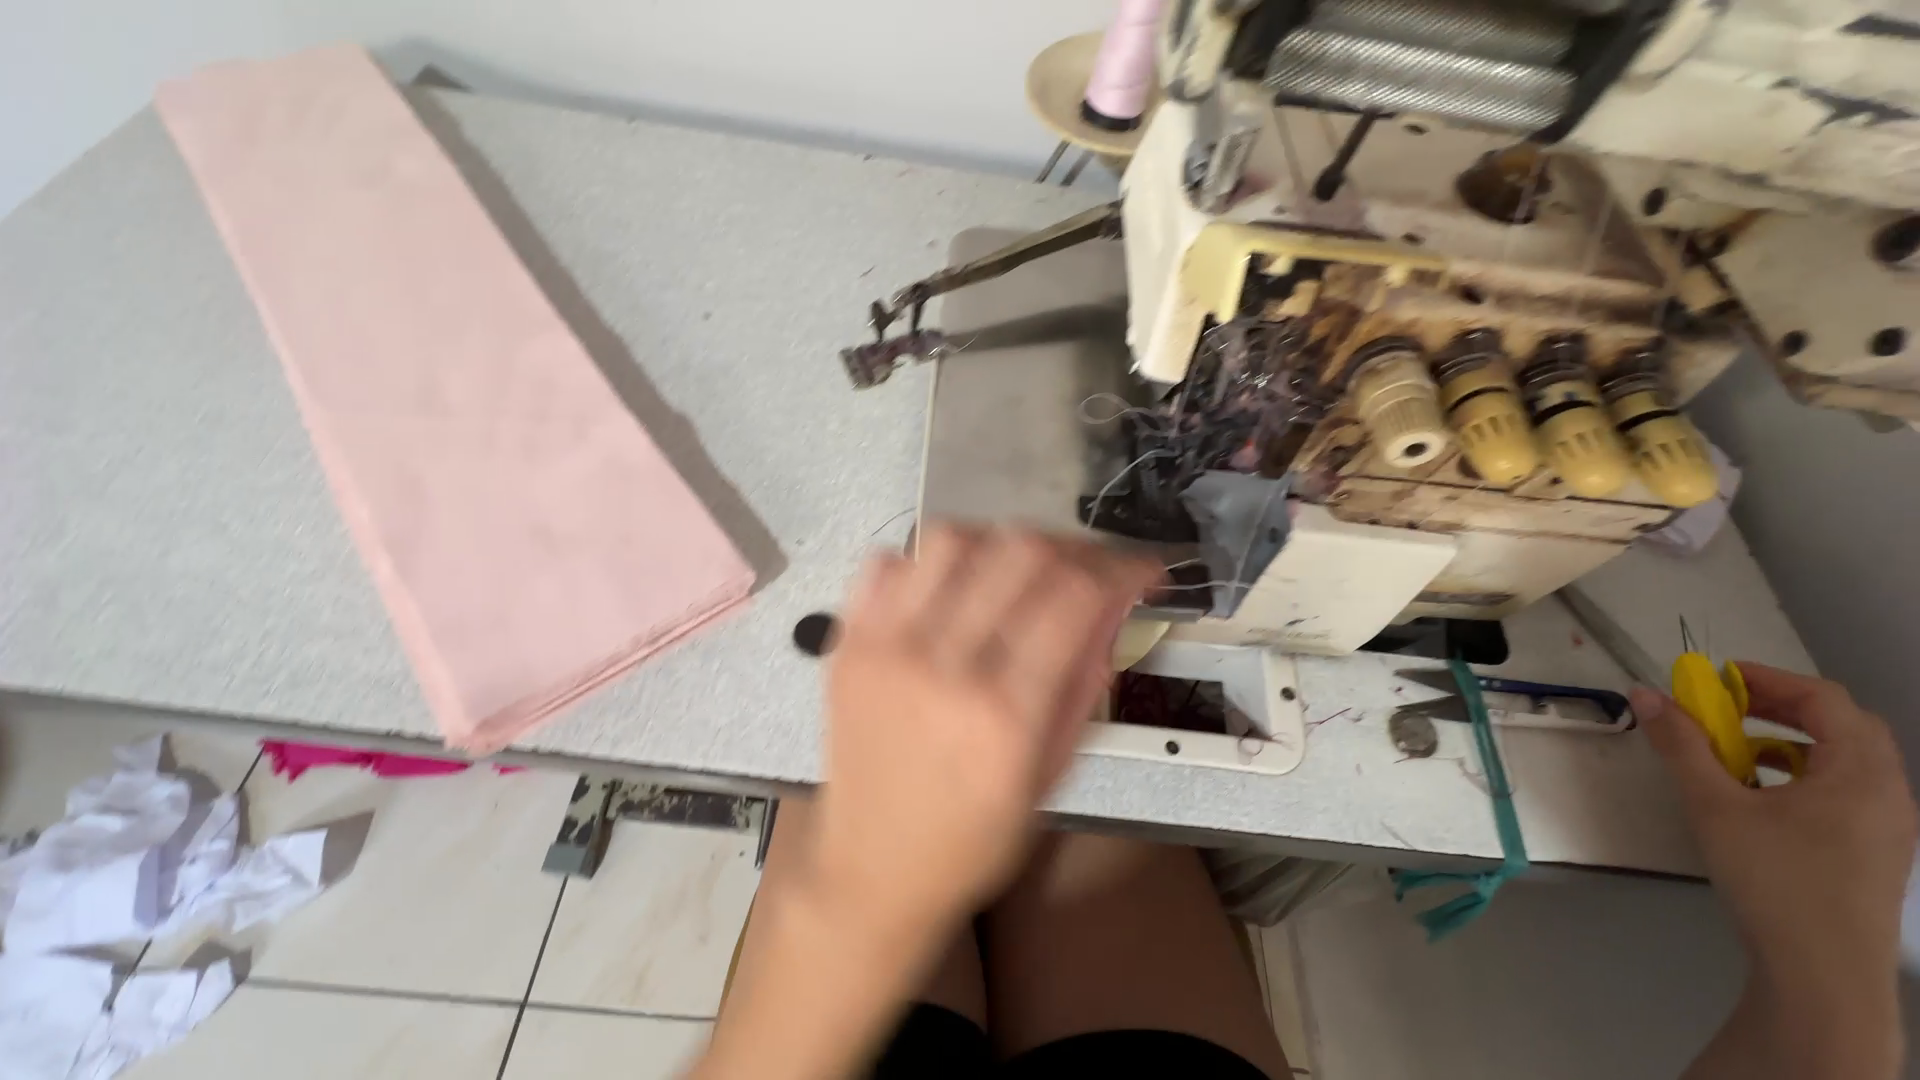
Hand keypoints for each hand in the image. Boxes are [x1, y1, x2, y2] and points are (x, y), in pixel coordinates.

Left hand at [809, 525, 1160, 935]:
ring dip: (1000, 543)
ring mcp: (886, 647)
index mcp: (1007, 714)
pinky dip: (928, 562)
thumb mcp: (1053, 772)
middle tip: (1085, 570)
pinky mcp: (849, 643)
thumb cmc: (974, 838)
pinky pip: (888, 561)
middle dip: (1073, 548)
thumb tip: (1113, 604)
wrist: (872, 868)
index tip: (1142, 570)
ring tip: (1016, 573)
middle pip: (1021, 551)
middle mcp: (945, 666)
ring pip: (953, 539)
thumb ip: (1084, 680)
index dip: (1123, 566)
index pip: (1077, 595)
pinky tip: (949, 589)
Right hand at [1634, 666, 1914, 980]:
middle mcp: (1890, 792)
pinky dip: (1802, 774)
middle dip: (1779, 706)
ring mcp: (1890, 826)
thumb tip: (1644, 693)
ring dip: (1789, 740)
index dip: (1768, 679)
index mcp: (1861, 773)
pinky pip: (1845, 791)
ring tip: (1735, 751)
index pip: (1826, 699)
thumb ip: (1681, 744)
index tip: (1714, 679)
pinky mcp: (1877, 851)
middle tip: (1722, 707)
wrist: (1823, 971)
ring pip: (1845, 760)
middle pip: (1844, 726)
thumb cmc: (1772, 877)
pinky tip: (1760, 796)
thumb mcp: (1713, 804)